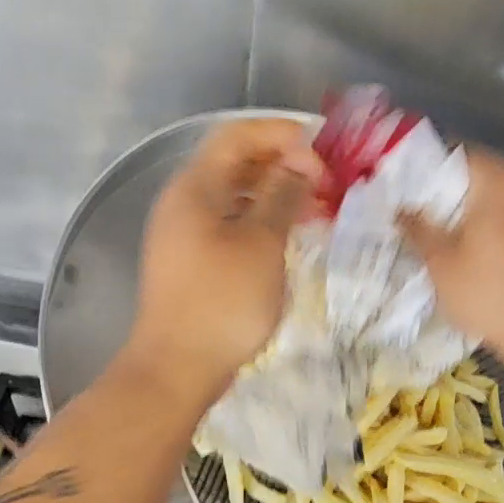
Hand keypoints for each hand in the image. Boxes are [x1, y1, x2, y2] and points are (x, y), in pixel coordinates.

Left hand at [123, 118, 321, 403]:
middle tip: (327, 184)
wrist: (176, 368)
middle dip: (283, 163)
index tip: (325, 156)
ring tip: (316, 210)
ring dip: (275, 195)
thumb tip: (301, 159)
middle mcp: (183, 202)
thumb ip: (282, 194)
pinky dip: (260, 222)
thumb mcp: (261, 243)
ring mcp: (184, 234)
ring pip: (234, 196)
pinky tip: (288, 239)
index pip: (238, 134)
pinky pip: (228, 226)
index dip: (284, 134)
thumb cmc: (222, 302)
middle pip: (235, 162)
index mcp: (195, 187)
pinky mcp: (191, 263)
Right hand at [400, 148, 503, 376]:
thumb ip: (418, 229)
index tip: (404, 188)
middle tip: (417, 213)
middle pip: (480, 174)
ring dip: (471, 210)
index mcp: (501, 180)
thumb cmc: (492, 293)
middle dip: (448, 192)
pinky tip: (473, 249)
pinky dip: (493, 225)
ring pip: (499, 197)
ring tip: (441, 233)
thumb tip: (401, 209)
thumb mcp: (442, 264)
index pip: (457, 154)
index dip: (426, 169)